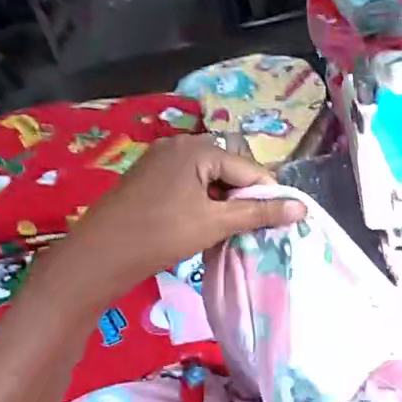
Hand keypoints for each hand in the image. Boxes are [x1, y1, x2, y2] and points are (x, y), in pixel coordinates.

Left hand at [39, 135, 304, 303]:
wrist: (100, 256)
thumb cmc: (161, 235)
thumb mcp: (215, 223)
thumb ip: (259, 213)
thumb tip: (302, 207)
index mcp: (197, 148)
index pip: (249, 168)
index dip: (268, 195)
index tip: (281, 222)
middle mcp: (178, 146)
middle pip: (228, 170)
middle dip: (243, 199)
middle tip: (251, 230)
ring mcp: (159, 161)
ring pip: (207, 180)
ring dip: (222, 204)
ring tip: (227, 231)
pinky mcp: (147, 179)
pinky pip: (187, 186)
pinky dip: (201, 204)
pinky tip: (200, 227)